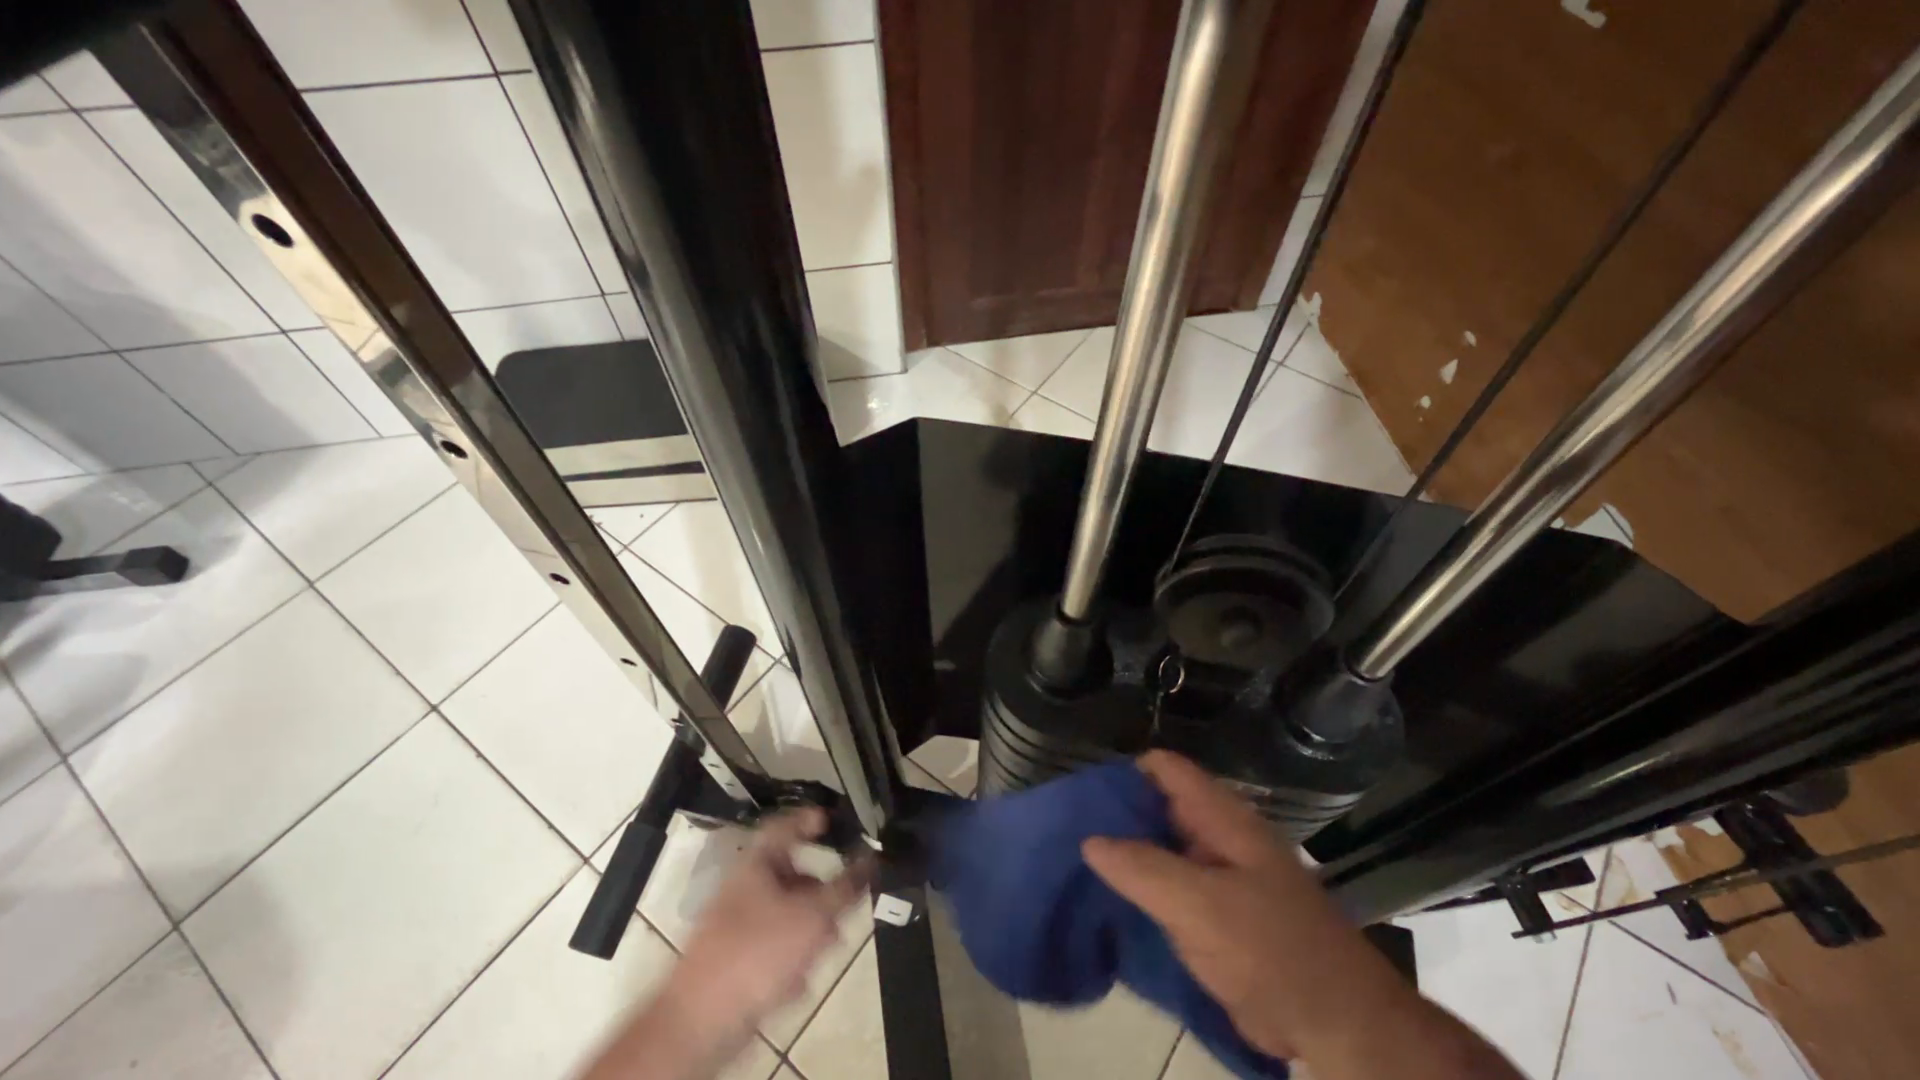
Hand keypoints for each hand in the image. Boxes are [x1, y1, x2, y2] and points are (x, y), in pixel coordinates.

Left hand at [669, 808, 872, 1034]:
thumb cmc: (758, 953)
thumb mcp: (813, 916)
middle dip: (822, 893)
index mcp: (755, 865)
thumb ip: (846, 888)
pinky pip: (775, 949)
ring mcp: (737, 926)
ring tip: (826, 947)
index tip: (831, 821)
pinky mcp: (737, 960)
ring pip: (787, 916)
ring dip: (811, 930)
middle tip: (845, 902)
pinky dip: (791, 959)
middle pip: (791, 877)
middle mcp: (743, 889)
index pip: (784, 827)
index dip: (808, 820)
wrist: (701, 1020)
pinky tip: (795, 980)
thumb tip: (871, 860)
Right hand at [1080, 751, 1343, 1059]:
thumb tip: (1090, 840)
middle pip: (1160, 809)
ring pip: (1163, 854)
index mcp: (1225, 821)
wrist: (1333, 1022)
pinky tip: (1107, 906)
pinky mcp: (1218, 921)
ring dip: (1126, 858)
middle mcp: (1221, 841)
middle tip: (1064, 831)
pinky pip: (1171, 894)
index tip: (1080, 794)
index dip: (1124, 773)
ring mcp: (1221, 881)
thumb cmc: (1270, 948)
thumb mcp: (1200, 904)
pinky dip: (1141, 895)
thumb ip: (1143, 868)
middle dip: (1116, 816)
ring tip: (1073, 866)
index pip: (1168, 771)